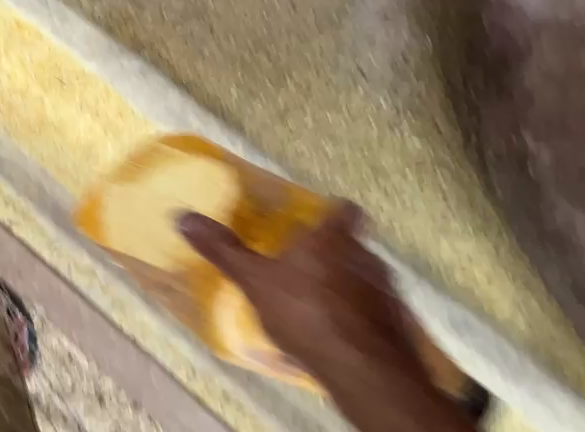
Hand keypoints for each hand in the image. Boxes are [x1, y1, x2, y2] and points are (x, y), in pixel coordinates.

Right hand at [179, 205, 475, 431]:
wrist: (367, 374)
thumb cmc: (307, 312)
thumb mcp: (253, 280)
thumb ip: (222, 249)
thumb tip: (184, 216)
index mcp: (333, 239)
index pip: (343, 210)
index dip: (332, 211)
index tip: (317, 218)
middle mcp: (368, 259)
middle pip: (353, 244)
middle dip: (333, 251)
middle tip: (304, 262)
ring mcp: (390, 295)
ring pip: (366, 278)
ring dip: (347, 285)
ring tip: (318, 301)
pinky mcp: (401, 330)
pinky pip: (375, 312)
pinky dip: (358, 316)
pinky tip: (337, 332)